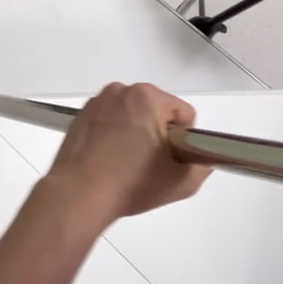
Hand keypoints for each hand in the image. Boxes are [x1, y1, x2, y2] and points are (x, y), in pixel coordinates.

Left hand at [42, 82, 208, 228]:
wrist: (80, 192)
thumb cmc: (132, 182)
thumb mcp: (182, 181)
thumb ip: (203, 164)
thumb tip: (200, 158)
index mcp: (146, 97)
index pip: (183, 113)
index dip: (185, 138)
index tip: (172, 158)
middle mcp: (119, 91)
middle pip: (155, 110)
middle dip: (158, 133)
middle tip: (151, 162)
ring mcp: (97, 102)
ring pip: (131, 115)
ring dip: (135, 132)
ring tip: (129, 162)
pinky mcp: (80, 116)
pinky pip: (108, 120)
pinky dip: (113, 134)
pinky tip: (110, 158)